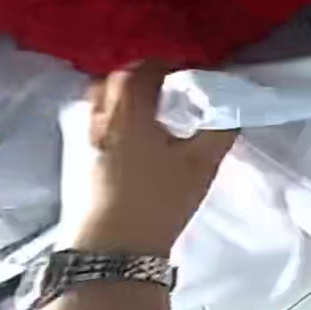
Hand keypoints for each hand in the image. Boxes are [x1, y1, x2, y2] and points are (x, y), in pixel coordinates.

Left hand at [68, 62, 236, 255]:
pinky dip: (115, 111)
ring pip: (98, 99)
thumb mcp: (203, 163)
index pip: (141, 74)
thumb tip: (232, 110)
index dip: (166, 65)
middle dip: (141, 74)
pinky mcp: (78, 157)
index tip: (190, 68)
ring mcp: (82, 139)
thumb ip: (220, 130)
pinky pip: (95, 118)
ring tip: (153, 102)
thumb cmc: (160, 199)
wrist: (113, 244)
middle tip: (171, 81)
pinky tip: (136, 128)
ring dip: (124, 92)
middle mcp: (98, 121)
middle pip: (111, 81)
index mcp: (128, 117)